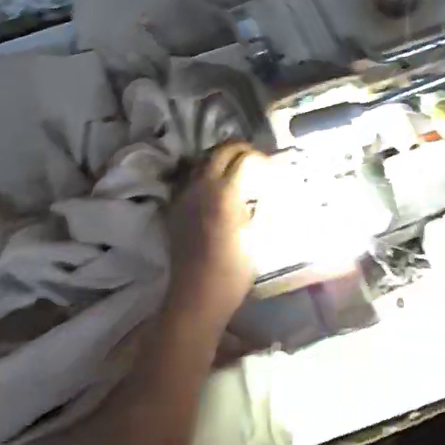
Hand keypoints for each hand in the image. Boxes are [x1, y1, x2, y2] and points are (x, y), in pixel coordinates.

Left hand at [163, 142, 261, 325]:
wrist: (196, 296)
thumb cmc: (233, 271)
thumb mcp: (256, 236)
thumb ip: (258, 206)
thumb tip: (263, 189)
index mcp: (224, 192)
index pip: (242, 156)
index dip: (258, 155)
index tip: (269, 163)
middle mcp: (201, 186)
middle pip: (219, 151)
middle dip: (238, 148)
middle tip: (254, 156)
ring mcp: (184, 195)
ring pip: (202, 162)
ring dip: (220, 158)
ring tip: (236, 168)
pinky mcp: (175, 207)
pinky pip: (190, 178)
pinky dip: (205, 173)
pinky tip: (215, 186)